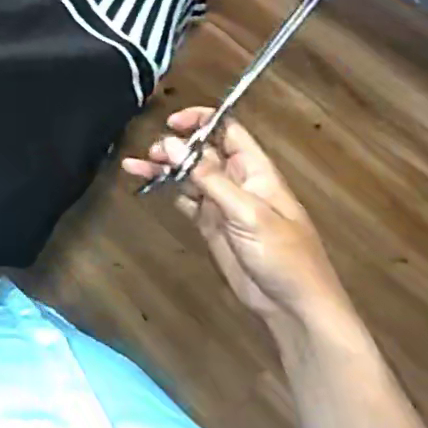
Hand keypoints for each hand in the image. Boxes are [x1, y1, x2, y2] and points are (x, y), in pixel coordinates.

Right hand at [121, 110, 350, 332]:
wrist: (293, 306)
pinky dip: (164, 189)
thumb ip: (208, 178)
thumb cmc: (284, 257)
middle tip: (152, 154)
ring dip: (162, 167)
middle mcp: (238, 182)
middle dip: (175, 147)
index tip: (172, 123)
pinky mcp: (210, 223)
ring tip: (135, 165)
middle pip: (202, 152)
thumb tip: (171, 143)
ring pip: (187, 174)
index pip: (229, 132)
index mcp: (256, 173)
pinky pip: (183, 198)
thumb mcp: (247, 213)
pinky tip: (145, 184)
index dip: (202, 121)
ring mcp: (223, 204)